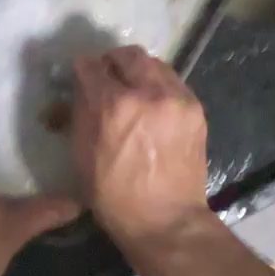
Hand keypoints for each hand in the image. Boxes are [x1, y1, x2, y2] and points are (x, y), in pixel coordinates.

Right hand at [71, 45, 213, 252]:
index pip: (92, 67)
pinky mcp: (195, 110)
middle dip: (113, 62)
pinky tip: (152, 107)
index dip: (82, 69)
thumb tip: (81, 90)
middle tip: (106, 77)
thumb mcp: (81, 156)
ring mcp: (177, 99)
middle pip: (128, 55)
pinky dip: (159, 87)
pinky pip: (173, 84)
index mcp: (114, 106)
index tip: (80, 75)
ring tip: (131, 91)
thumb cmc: (113, 196)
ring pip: (155, 64)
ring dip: (139, 71)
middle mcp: (148, 93)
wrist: (164, 220)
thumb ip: (79, 114)